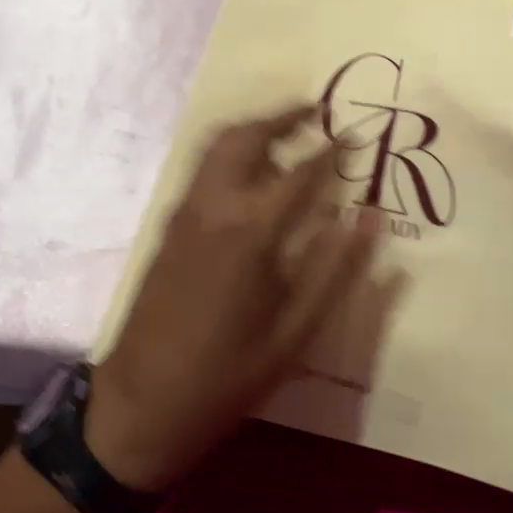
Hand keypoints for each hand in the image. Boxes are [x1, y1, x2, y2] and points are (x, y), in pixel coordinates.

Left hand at [88, 106, 381, 491]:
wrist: (141, 402)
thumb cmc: (227, 374)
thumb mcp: (294, 332)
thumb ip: (334, 269)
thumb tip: (371, 216)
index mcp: (249, 232)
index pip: (300, 172)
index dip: (331, 150)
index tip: (356, 134)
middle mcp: (213, 206)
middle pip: (247, 136)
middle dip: (283, 116)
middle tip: (317, 110)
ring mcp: (185, 211)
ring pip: (218, 144)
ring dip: (255, 127)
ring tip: (290, 131)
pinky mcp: (170, 223)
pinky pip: (204, 166)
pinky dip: (233, 149)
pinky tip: (255, 172)